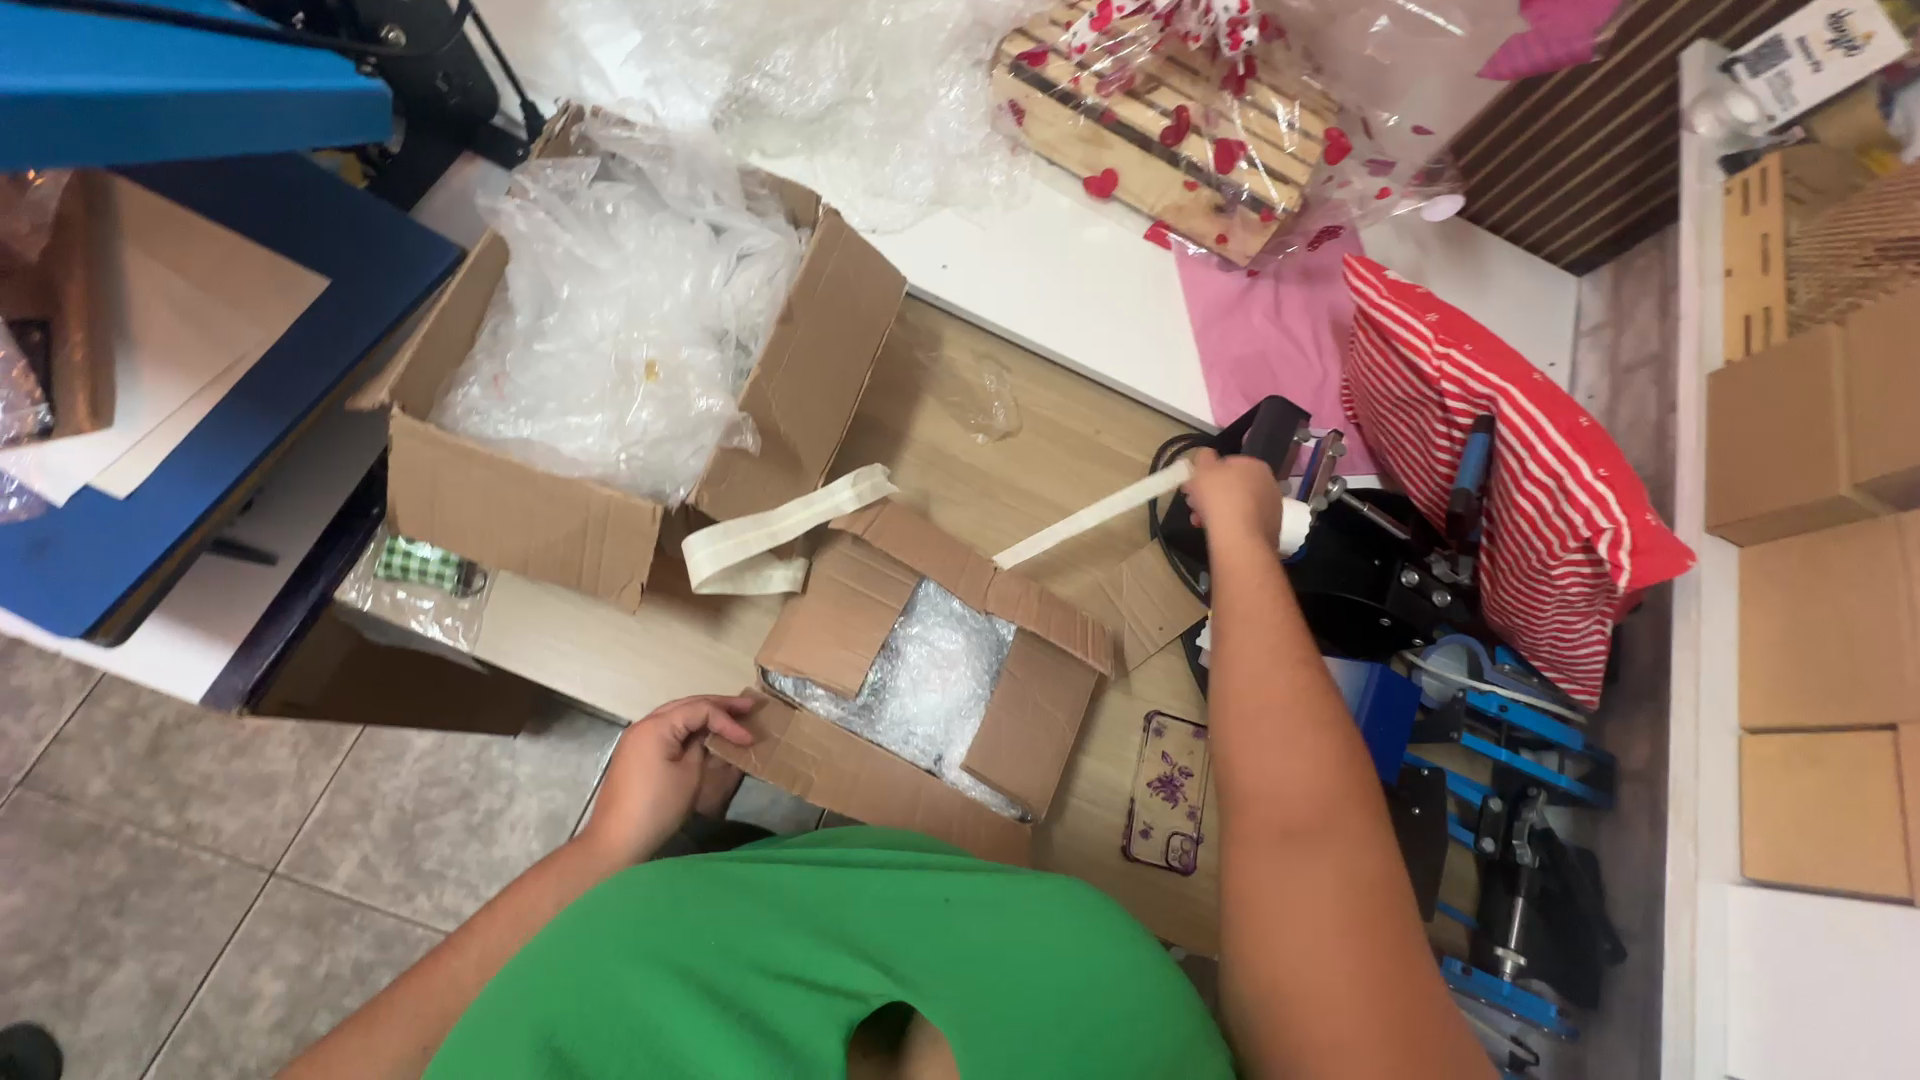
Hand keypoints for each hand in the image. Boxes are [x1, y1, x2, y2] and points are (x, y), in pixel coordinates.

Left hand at [578, 695, 755, 866]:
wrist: (616, 841)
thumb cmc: (657, 807)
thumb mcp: (689, 775)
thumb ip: (703, 746)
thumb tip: (708, 736)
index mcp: (656, 726)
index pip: (701, 709)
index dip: (728, 720)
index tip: (749, 739)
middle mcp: (644, 724)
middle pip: (687, 705)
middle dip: (719, 705)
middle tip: (748, 706)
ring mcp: (637, 738)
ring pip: (676, 715)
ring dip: (704, 714)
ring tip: (731, 714)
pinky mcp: (636, 753)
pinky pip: (667, 729)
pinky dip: (689, 727)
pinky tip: (704, 731)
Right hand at [1183, 448, 1283, 548]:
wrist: (1240, 537)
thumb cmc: (1219, 497)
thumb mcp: (1203, 469)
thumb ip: (1203, 457)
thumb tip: (1207, 455)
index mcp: (1255, 465)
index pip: (1228, 463)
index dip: (1207, 473)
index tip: (1194, 485)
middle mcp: (1269, 483)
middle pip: (1233, 486)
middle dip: (1211, 494)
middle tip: (1194, 504)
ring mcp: (1272, 507)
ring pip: (1237, 505)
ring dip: (1217, 511)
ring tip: (1200, 522)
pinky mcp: (1270, 528)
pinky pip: (1245, 522)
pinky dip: (1231, 525)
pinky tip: (1217, 532)